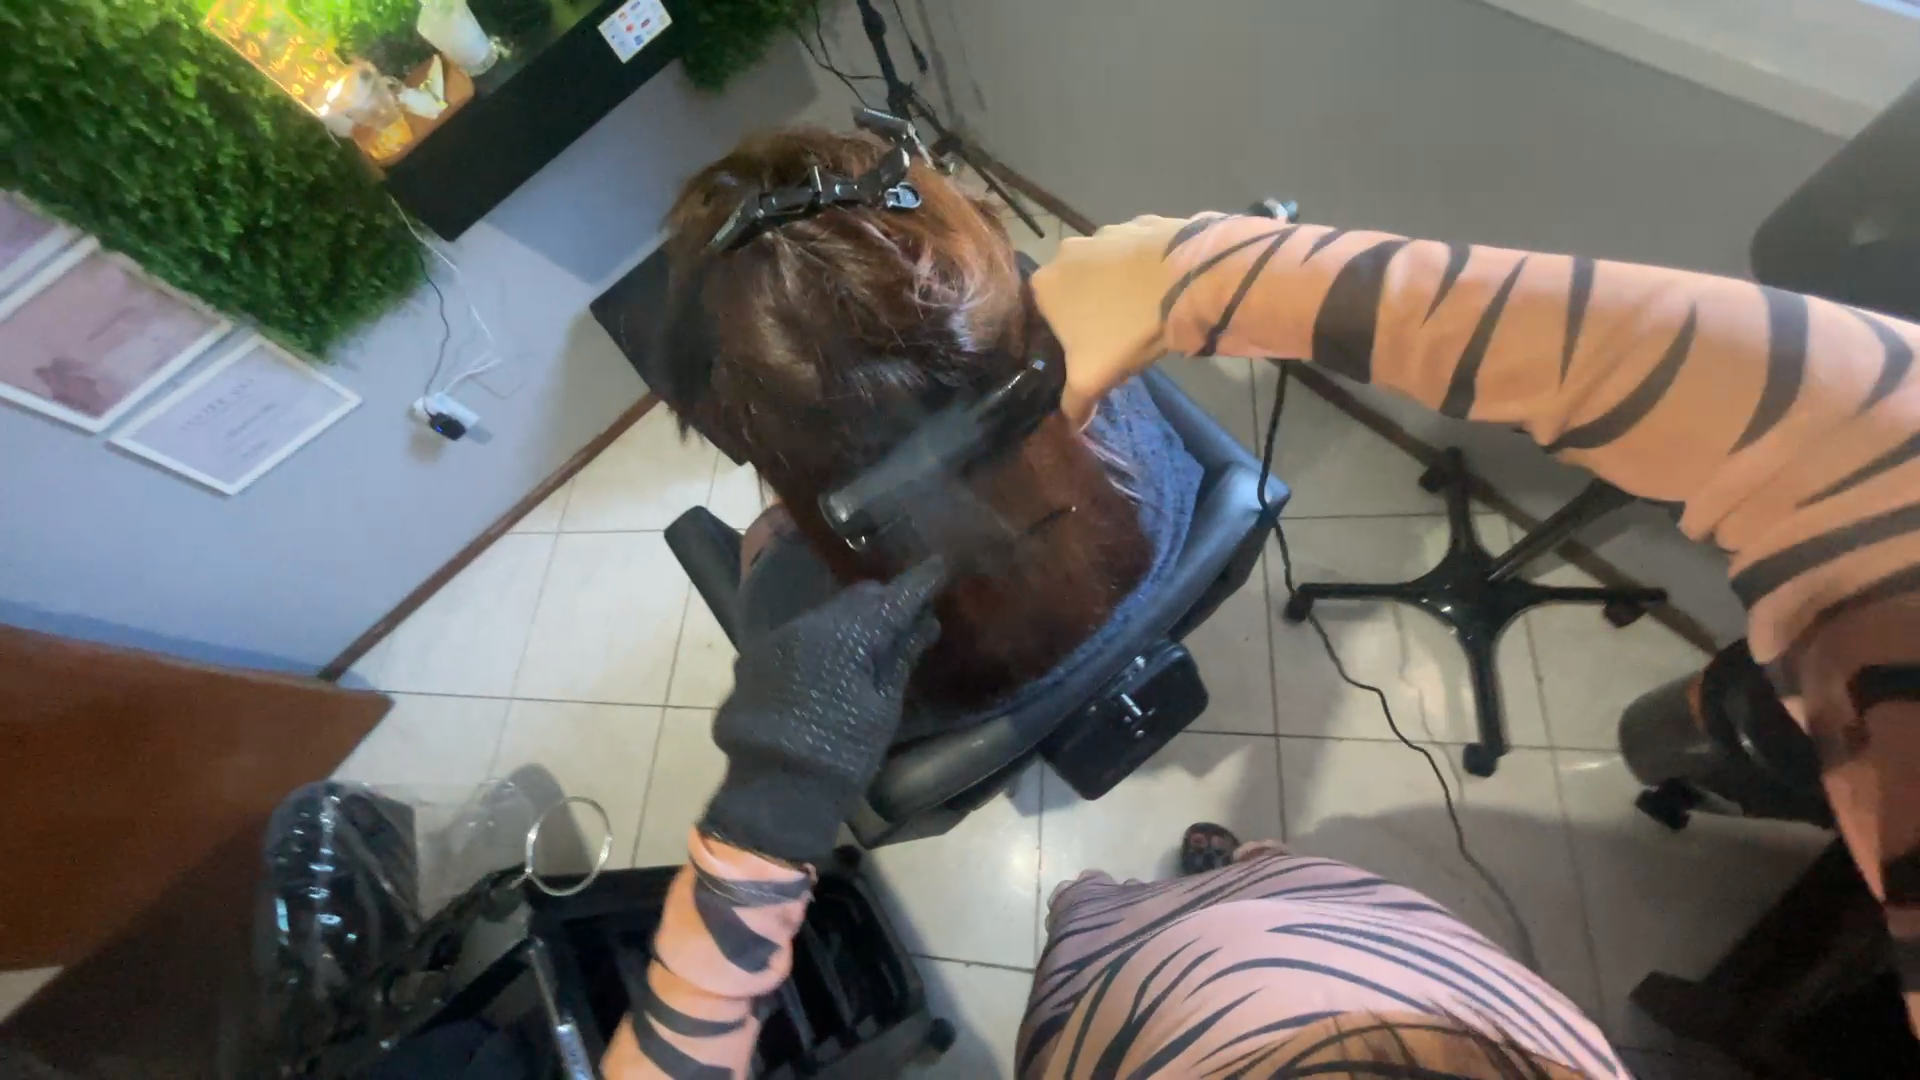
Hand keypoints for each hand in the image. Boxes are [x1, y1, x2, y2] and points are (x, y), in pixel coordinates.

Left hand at [700, 560, 945, 863]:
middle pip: (856, 600)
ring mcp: (776, 640)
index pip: (892, 597)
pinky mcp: (754, 657)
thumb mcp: (883, 708)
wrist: (774, 792)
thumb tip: (926, 621)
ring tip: (867, 640)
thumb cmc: (842, 754)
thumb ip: (902, 656)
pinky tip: (829, 662)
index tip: (939, 567)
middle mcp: (808, 625)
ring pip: (825, 615)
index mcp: (847, 636)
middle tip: (906, 611)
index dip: (919, 582)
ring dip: (849, 622)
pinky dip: (821, 640)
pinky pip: (798, 635)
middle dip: (883, 601)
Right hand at [1031, 215, 1190, 425]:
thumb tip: (1071, 425)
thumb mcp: (1091, 379)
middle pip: (1069, 290)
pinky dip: (1141, 270)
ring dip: (1113, 289)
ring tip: (1136, 315)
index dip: (1055, 337)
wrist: (1188, 283)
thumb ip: (1073, 404)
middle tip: (1107, 338)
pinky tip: (1157, 291)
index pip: (1038, 316)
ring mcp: (1105, 232)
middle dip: (1084, 311)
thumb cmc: (1125, 330)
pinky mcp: (1142, 223)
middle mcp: (1065, 251)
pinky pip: (1134, 253)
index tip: (1075, 353)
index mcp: (1043, 285)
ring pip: (1101, 270)